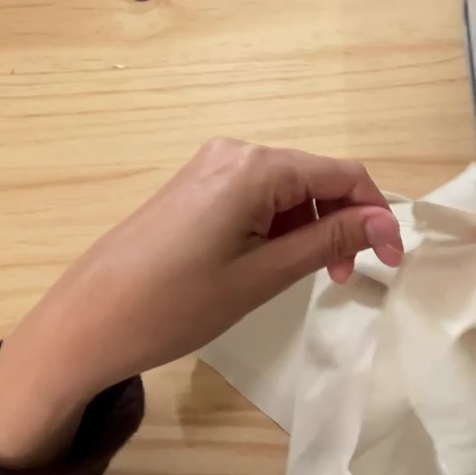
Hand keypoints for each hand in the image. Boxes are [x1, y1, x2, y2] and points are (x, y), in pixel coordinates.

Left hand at [0, 138, 402, 466]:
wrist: (84, 323)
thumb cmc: (176, 304)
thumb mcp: (263, 276)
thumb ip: (329, 241)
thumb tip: (385, 224)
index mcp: (256, 166)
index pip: (343, 174)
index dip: (376, 214)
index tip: (391, 263)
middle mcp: (236, 151)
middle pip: (315, 178)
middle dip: (342, 223)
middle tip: (342, 280)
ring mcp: (212, 165)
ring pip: (287, 188)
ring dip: (310, 227)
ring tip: (305, 277)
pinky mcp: (197, 184)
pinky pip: (257, 194)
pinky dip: (278, 225)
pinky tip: (268, 260)